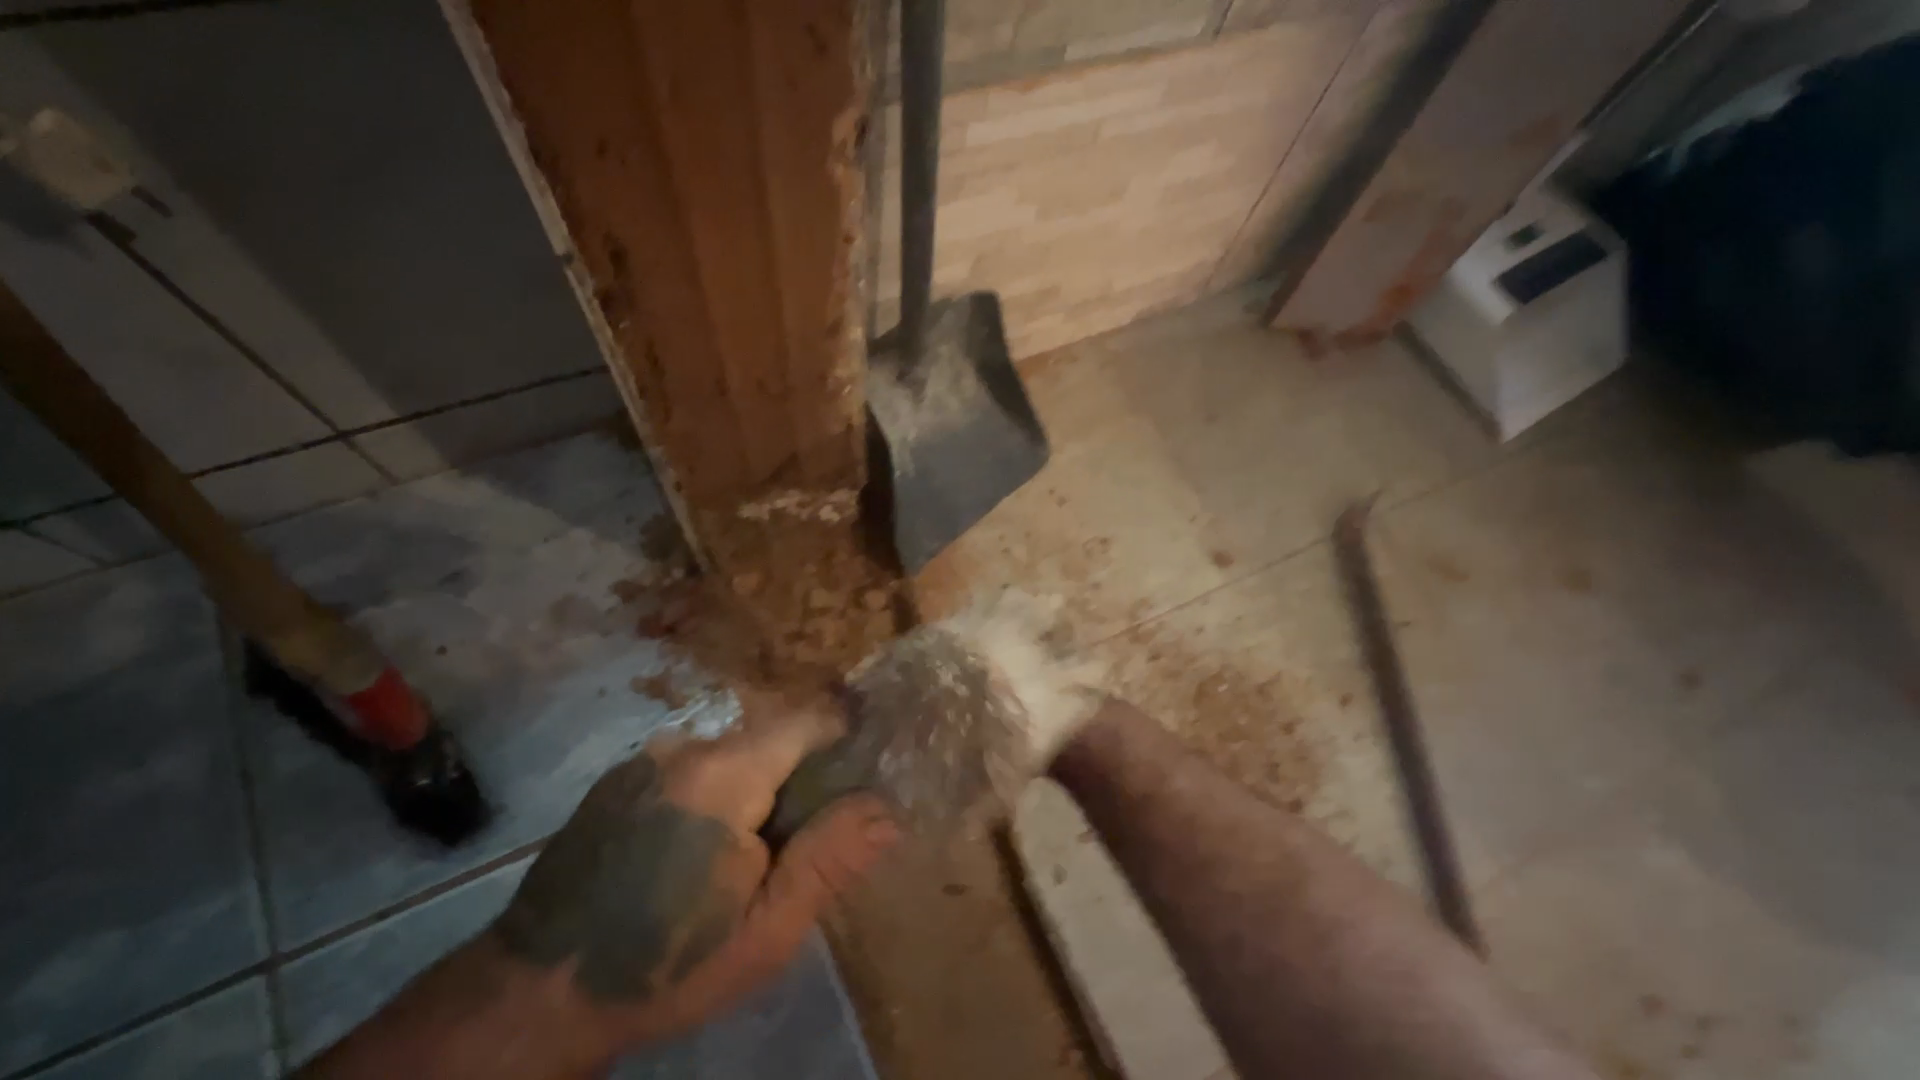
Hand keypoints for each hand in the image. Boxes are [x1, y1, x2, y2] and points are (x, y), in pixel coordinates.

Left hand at [489, 700, 899, 1052]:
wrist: (533, 994)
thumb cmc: (664, 964)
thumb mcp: (766, 931)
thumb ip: (830, 859)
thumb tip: (889, 809)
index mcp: (723, 774)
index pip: (807, 719)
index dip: (844, 741)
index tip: (861, 783)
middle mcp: (681, 747)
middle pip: (768, 741)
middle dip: (795, 783)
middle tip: (796, 852)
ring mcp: (642, 761)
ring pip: (728, 759)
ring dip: (750, 795)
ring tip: (741, 864)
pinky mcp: (615, 783)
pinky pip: (688, 773)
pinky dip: (709, 800)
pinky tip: (688, 859)